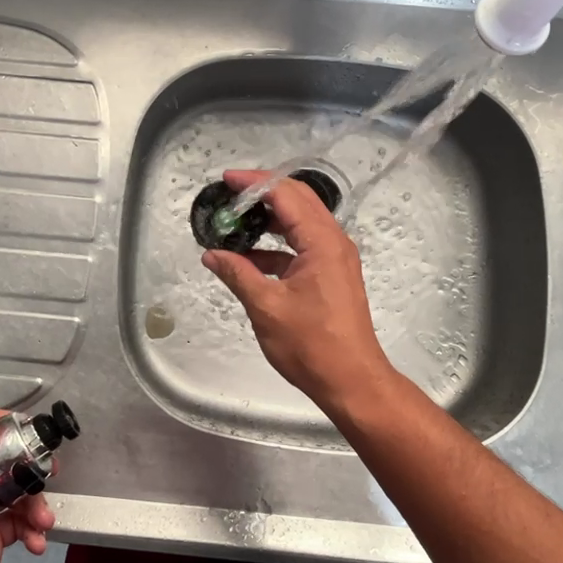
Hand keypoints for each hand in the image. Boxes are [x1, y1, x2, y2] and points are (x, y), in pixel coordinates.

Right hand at [201, 170, 394, 402]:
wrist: (351, 381)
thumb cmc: (311, 344)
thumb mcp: (265, 307)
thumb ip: (238, 274)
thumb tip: (211, 254)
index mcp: (321, 242)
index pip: (286, 195)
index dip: (254, 184)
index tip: (225, 181)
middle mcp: (333, 242)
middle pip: (297, 201)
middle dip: (262, 194)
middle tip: (228, 196)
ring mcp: (335, 258)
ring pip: (300, 222)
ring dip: (269, 219)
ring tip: (234, 223)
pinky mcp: (331, 275)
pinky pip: (302, 245)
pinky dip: (276, 245)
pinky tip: (248, 258)